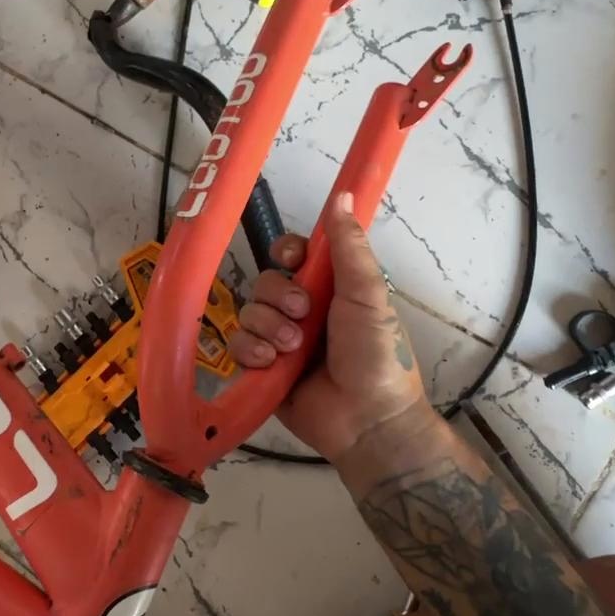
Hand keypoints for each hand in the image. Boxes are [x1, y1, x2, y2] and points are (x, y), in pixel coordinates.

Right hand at [229, 192, 425, 462]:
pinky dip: (251, 351)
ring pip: (249, 312)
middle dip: (279, 297)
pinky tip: (270, 364)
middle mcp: (299, 310)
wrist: (368, 421)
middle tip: (303, 315)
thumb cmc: (377, 354)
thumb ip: (348, 246)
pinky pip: (237, 345)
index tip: (291, 261)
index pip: (291, 256)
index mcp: (327, 288)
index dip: (285, 254)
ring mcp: (277, 339)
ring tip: (292, 349)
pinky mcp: (260, 368)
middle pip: (265, 281)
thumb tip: (341, 194)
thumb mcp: (367, 295)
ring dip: (268, 327)